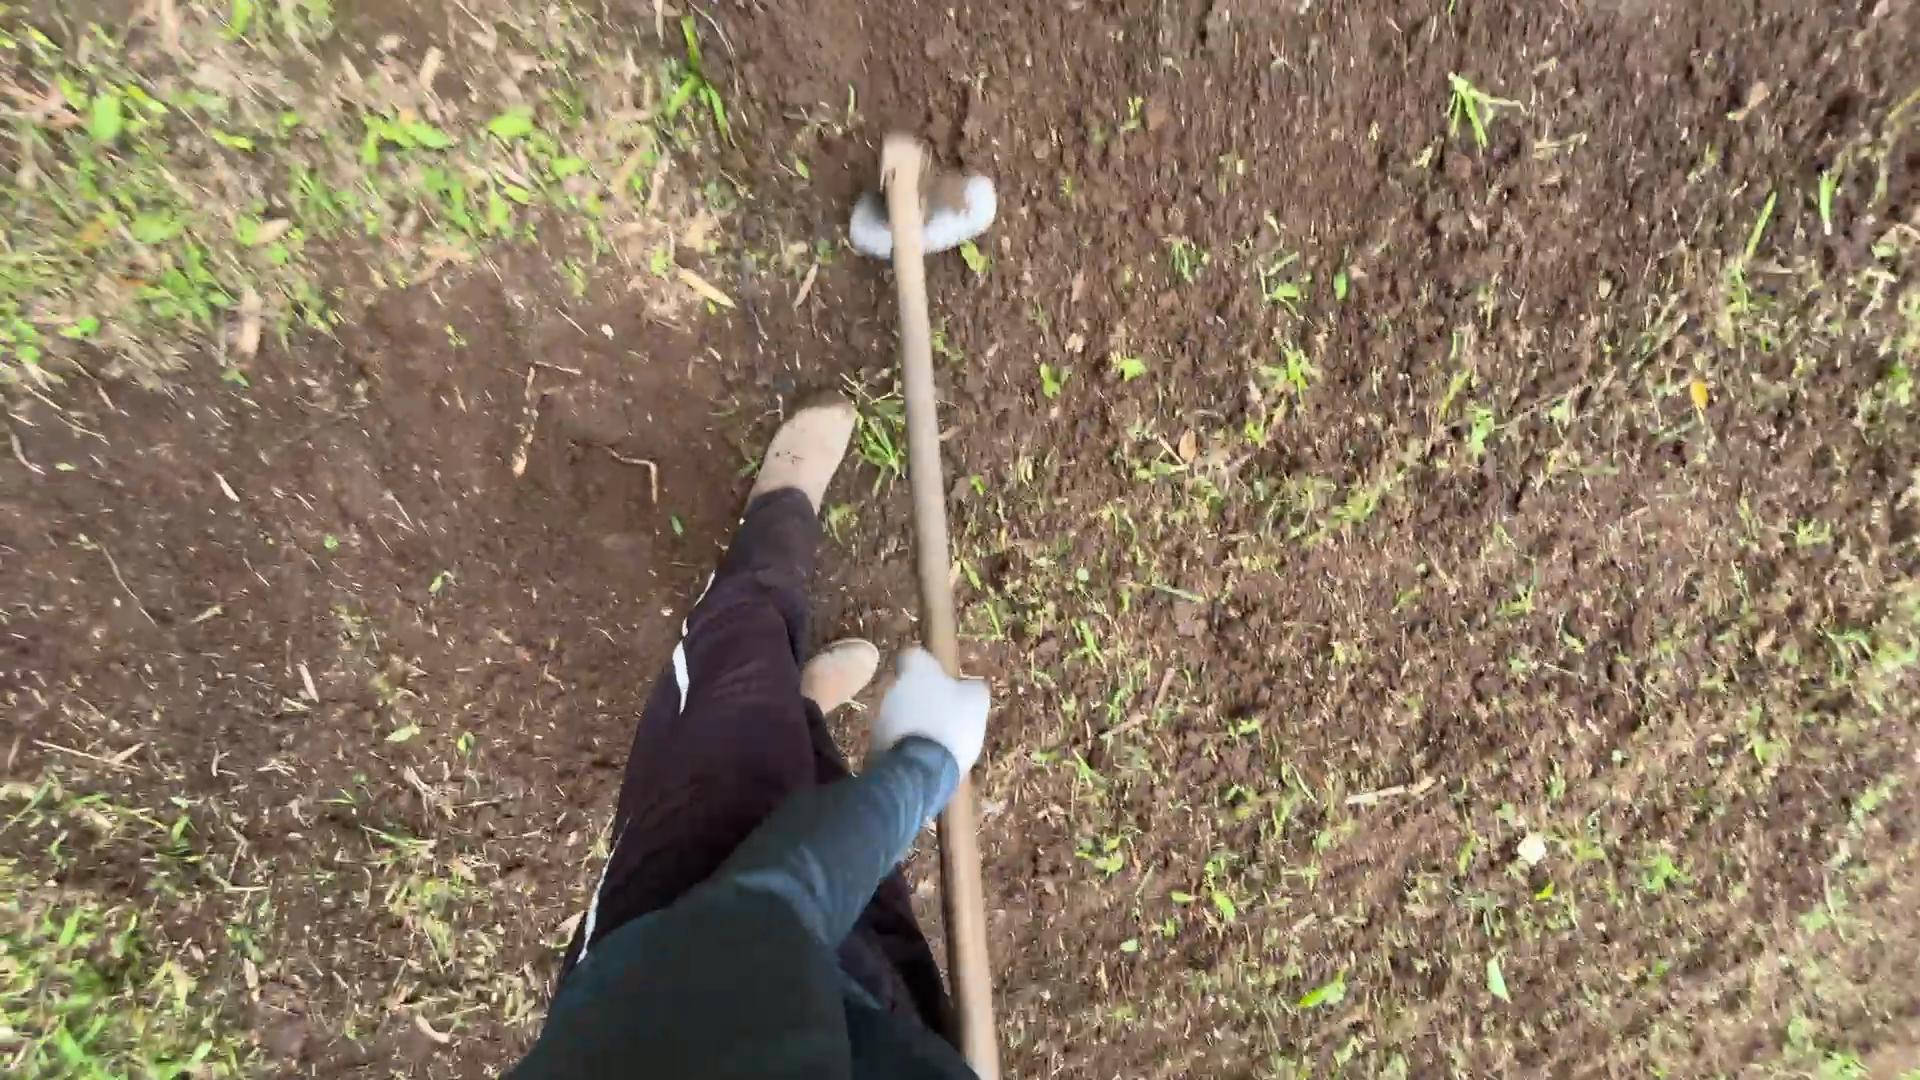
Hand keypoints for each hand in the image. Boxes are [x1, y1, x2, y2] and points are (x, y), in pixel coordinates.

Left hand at [869, 648, 989, 773]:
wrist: (920, 771)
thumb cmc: (951, 726)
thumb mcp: (976, 702)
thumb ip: (973, 688)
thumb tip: (972, 685)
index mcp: (915, 670)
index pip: (914, 654)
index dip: (926, 665)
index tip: (939, 677)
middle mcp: (892, 686)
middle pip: (906, 685)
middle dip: (920, 696)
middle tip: (942, 712)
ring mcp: (880, 714)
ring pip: (898, 711)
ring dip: (912, 720)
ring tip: (934, 739)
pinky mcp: (875, 742)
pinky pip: (893, 736)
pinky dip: (905, 742)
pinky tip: (923, 756)